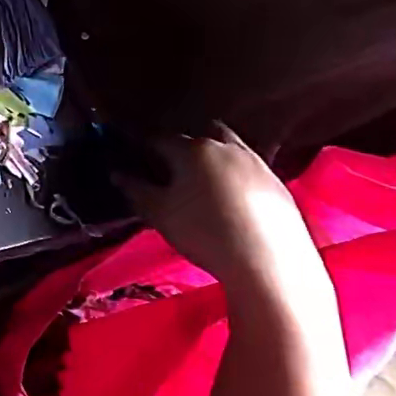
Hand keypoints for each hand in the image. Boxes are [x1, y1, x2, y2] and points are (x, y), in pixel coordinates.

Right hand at [122, 125, 326, 297]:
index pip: (160, 138)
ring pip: (228, 148)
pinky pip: (248, 168)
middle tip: (170, 168)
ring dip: (212, 157)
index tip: (133, 158)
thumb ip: (135, 189)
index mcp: (193, 149)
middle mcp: (226, 147)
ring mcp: (256, 162)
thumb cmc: (204, 232)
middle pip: (200, 133)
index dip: (143, 147)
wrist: (268, 262)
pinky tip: (230, 201)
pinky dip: (234, 175)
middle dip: (183, 144)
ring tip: (201, 183)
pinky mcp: (277, 183)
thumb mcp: (159, 213)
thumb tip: (118, 172)